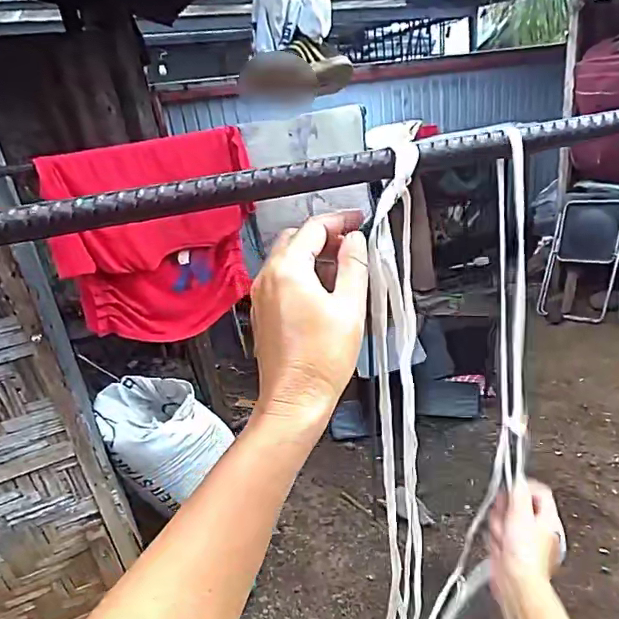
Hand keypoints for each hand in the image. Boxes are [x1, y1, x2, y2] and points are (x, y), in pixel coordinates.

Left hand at [249, 211, 367, 427]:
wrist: (295, 399)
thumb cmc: (319, 362)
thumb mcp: (350, 307)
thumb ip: (354, 265)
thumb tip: (355, 241)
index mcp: (288, 271)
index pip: (313, 227)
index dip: (340, 219)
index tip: (357, 220)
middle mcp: (267, 280)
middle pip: (295, 239)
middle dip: (324, 236)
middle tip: (351, 243)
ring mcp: (261, 298)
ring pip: (286, 260)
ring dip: (312, 256)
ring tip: (342, 270)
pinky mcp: (263, 315)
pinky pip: (281, 282)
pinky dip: (301, 276)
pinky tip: (323, 293)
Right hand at [488, 479, 565, 607]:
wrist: (516, 582)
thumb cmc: (526, 556)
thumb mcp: (521, 516)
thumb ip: (518, 494)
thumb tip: (517, 479)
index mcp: (547, 518)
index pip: (538, 492)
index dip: (522, 486)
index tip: (509, 488)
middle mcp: (537, 527)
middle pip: (516, 504)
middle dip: (505, 510)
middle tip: (505, 518)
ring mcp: (523, 538)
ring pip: (504, 519)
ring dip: (498, 526)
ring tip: (503, 537)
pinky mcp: (509, 548)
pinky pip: (496, 534)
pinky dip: (494, 538)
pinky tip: (499, 546)